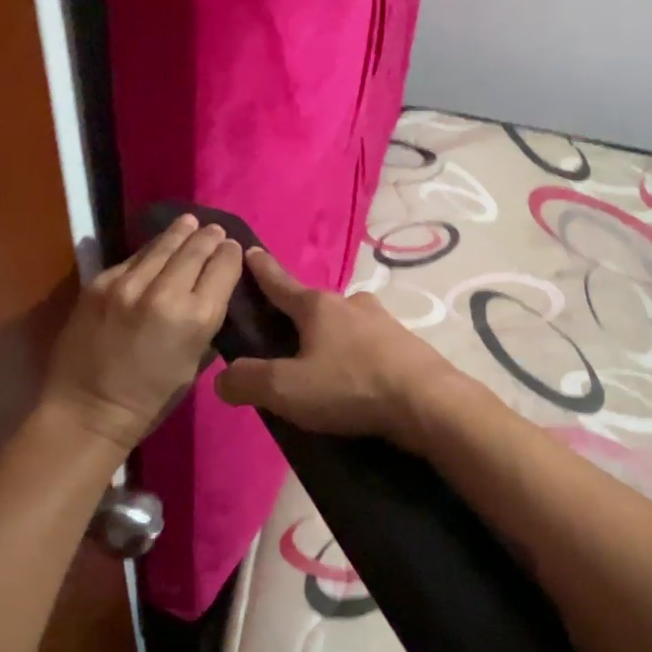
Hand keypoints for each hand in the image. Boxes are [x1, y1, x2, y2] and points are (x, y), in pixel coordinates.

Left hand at [41, 215, 242, 450]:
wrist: (88, 410)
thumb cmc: (151, 399)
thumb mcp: (195, 362)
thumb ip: (206, 321)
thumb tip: (212, 292)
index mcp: (197, 318)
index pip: (223, 267)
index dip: (231, 254)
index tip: (233, 248)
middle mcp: (165, 293)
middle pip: (195, 249)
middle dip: (208, 237)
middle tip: (215, 229)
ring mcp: (128, 284)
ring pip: (162, 245)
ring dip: (180, 232)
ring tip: (190, 222)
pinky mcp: (100, 282)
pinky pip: (133, 258)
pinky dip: (149, 251)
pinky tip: (157, 247)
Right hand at [215, 248, 461, 442]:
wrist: (427, 402)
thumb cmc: (350, 386)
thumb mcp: (287, 389)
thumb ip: (248, 381)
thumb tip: (223, 378)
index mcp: (317, 306)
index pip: (280, 283)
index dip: (261, 270)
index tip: (250, 250)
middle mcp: (351, 304)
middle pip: (313, 306)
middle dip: (296, 317)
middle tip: (280, 339)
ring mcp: (383, 321)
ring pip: (344, 326)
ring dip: (329, 340)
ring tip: (319, 368)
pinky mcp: (405, 344)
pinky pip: (368, 346)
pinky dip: (355, 358)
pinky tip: (354, 380)